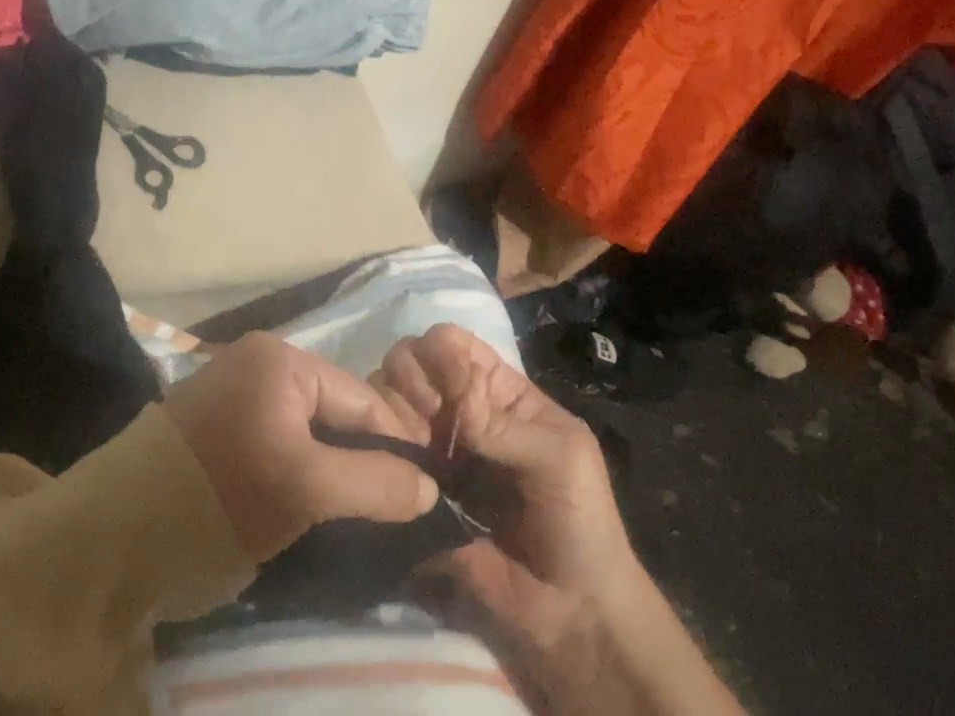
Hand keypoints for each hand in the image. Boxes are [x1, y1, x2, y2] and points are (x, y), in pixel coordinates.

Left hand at [163, 332, 438, 561]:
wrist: (106, 542)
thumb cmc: (215, 501)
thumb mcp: (305, 491)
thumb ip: (375, 483)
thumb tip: (431, 487)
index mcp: (278, 360)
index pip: (364, 400)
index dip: (398, 450)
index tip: (425, 499)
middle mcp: (253, 365)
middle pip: (334, 415)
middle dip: (361, 462)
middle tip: (387, 516)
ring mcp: (227, 398)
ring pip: (305, 436)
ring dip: (328, 474)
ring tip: (348, 519)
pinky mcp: (210, 433)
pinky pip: (274, 447)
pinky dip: (295, 477)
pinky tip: (302, 511)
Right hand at [373, 325, 638, 644]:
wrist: (567, 610)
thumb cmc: (579, 522)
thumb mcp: (561, 457)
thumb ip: (504, 422)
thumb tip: (450, 396)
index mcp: (497, 393)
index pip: (450, 343)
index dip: (439, 353)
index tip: (447, 391)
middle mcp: (452, 412)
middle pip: (405, 362)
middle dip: (408, 381)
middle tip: (429, 421)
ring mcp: (423, 450)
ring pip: (380, 400)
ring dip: (390, 413)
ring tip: (413, 450)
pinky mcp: (403, 489)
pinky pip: (375, 454)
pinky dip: (377, 450)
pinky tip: (394, 470)